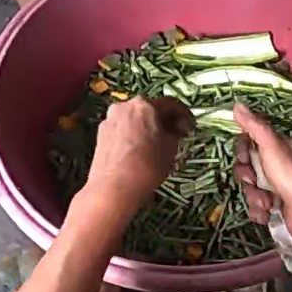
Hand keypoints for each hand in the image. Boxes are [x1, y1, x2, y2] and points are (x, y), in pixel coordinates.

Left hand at [83, 96, 192, 212]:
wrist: (114, 187)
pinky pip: (122, 130)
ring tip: (156, 143)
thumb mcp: (171, 147)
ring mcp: (109, 120)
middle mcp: (124, 106)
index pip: (170, 104)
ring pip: (133, 119)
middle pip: (149, 109)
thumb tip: (173, 129)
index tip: (190, 127)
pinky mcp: (100, 135)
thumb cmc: (148, 164)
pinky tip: (139, 150)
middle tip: (175, 134)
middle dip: (163, 120)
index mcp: (144, 104)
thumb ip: (174, 132)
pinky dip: (133, 135)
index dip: (184, 115)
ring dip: (146, 128)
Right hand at [232, 103, 291, 246]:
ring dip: (254, 197)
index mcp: (280, 146)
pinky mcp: (278, 206)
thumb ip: (254, 126)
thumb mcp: (272, 145)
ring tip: (267, 203)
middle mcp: (279, 164)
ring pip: (251, 188)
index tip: (244, 157)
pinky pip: (257, 207)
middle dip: (247, 178)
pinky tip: (267, 214)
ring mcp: (279, 186)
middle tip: (254, 181)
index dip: (243, 151)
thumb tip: (238, 104)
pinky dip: (259, 212)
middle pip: (248, 167)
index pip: (251, 142)